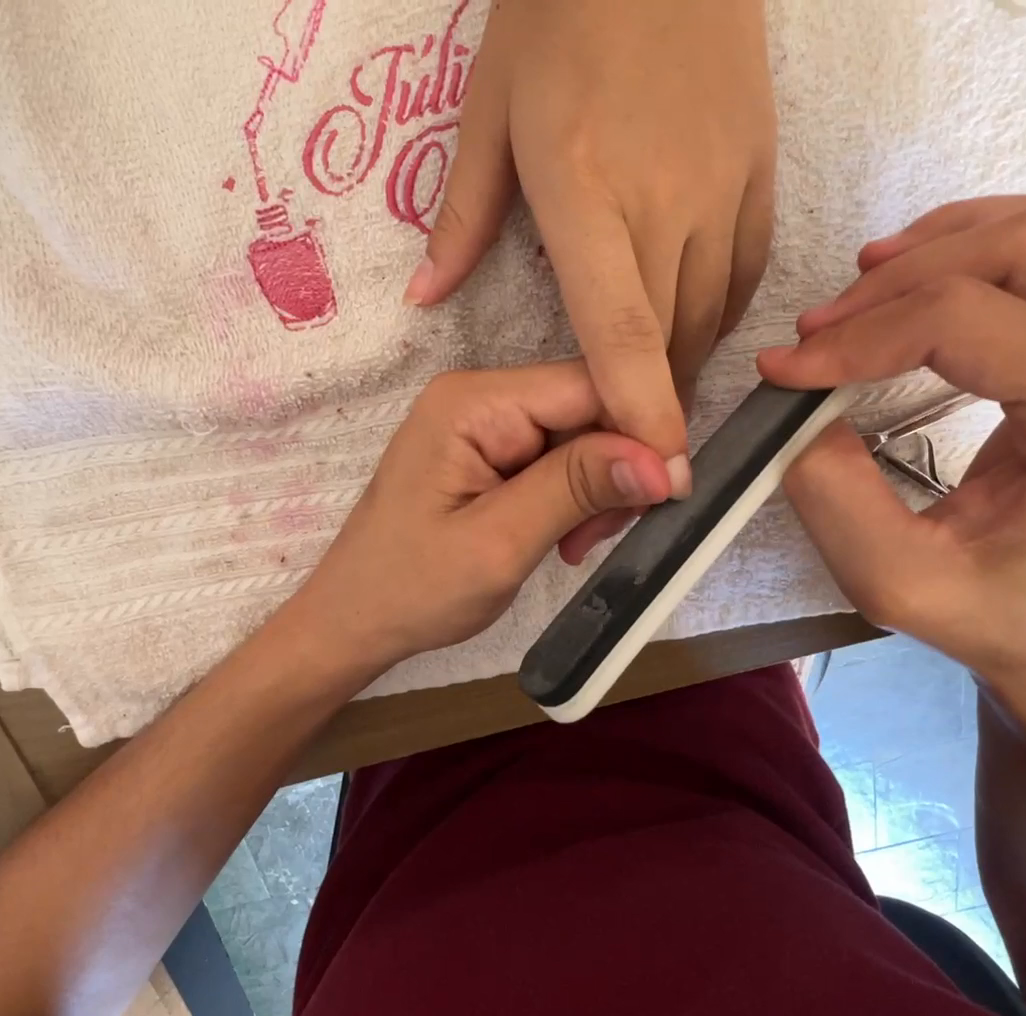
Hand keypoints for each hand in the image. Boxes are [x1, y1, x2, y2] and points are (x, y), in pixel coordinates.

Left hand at [290, 363, 672, 673]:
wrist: (355, 621)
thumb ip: (576, 490)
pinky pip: (559, 460)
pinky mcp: (491, 452)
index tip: (669, 493)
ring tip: (574, 546)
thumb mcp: (500, 543)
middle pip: (588, 408)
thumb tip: (662, 462)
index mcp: (473, 402)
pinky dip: (576, 499)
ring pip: (581, 438)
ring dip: (596, 492)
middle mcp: (481, 396)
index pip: (589, 384)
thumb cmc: (412, 589)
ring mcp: (485, 423)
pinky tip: (563, 538)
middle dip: (614, 470)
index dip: (641, 432)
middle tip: (600, 536)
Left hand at [405, 0, 776, 490]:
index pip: (620, 328)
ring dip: (684, 372)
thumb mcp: (488, 114)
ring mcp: (722, 191)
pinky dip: (719, 321)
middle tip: (629, 460)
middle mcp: (665, 205)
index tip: (653, 470)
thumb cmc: (557, 21)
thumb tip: (426, 297)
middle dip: (654, 413)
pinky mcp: (760, 176)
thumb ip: (463, 220)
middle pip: (669, 342)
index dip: (638, 409)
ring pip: (710, 317)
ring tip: (654, 407)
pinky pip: (745, 277)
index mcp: (585, 196)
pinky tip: (693, 339)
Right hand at [758, 195, 1025, 696]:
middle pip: (1024, 249)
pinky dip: (983, 243)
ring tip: (862, 281)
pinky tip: (923, 271)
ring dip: (944, 242)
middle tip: (817, 326)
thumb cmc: (993, 617)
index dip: (861, 335)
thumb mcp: (891, 580)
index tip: (785, 369)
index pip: (970, 321)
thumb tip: (800, 405)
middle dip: (899, 278)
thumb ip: (833, 492)